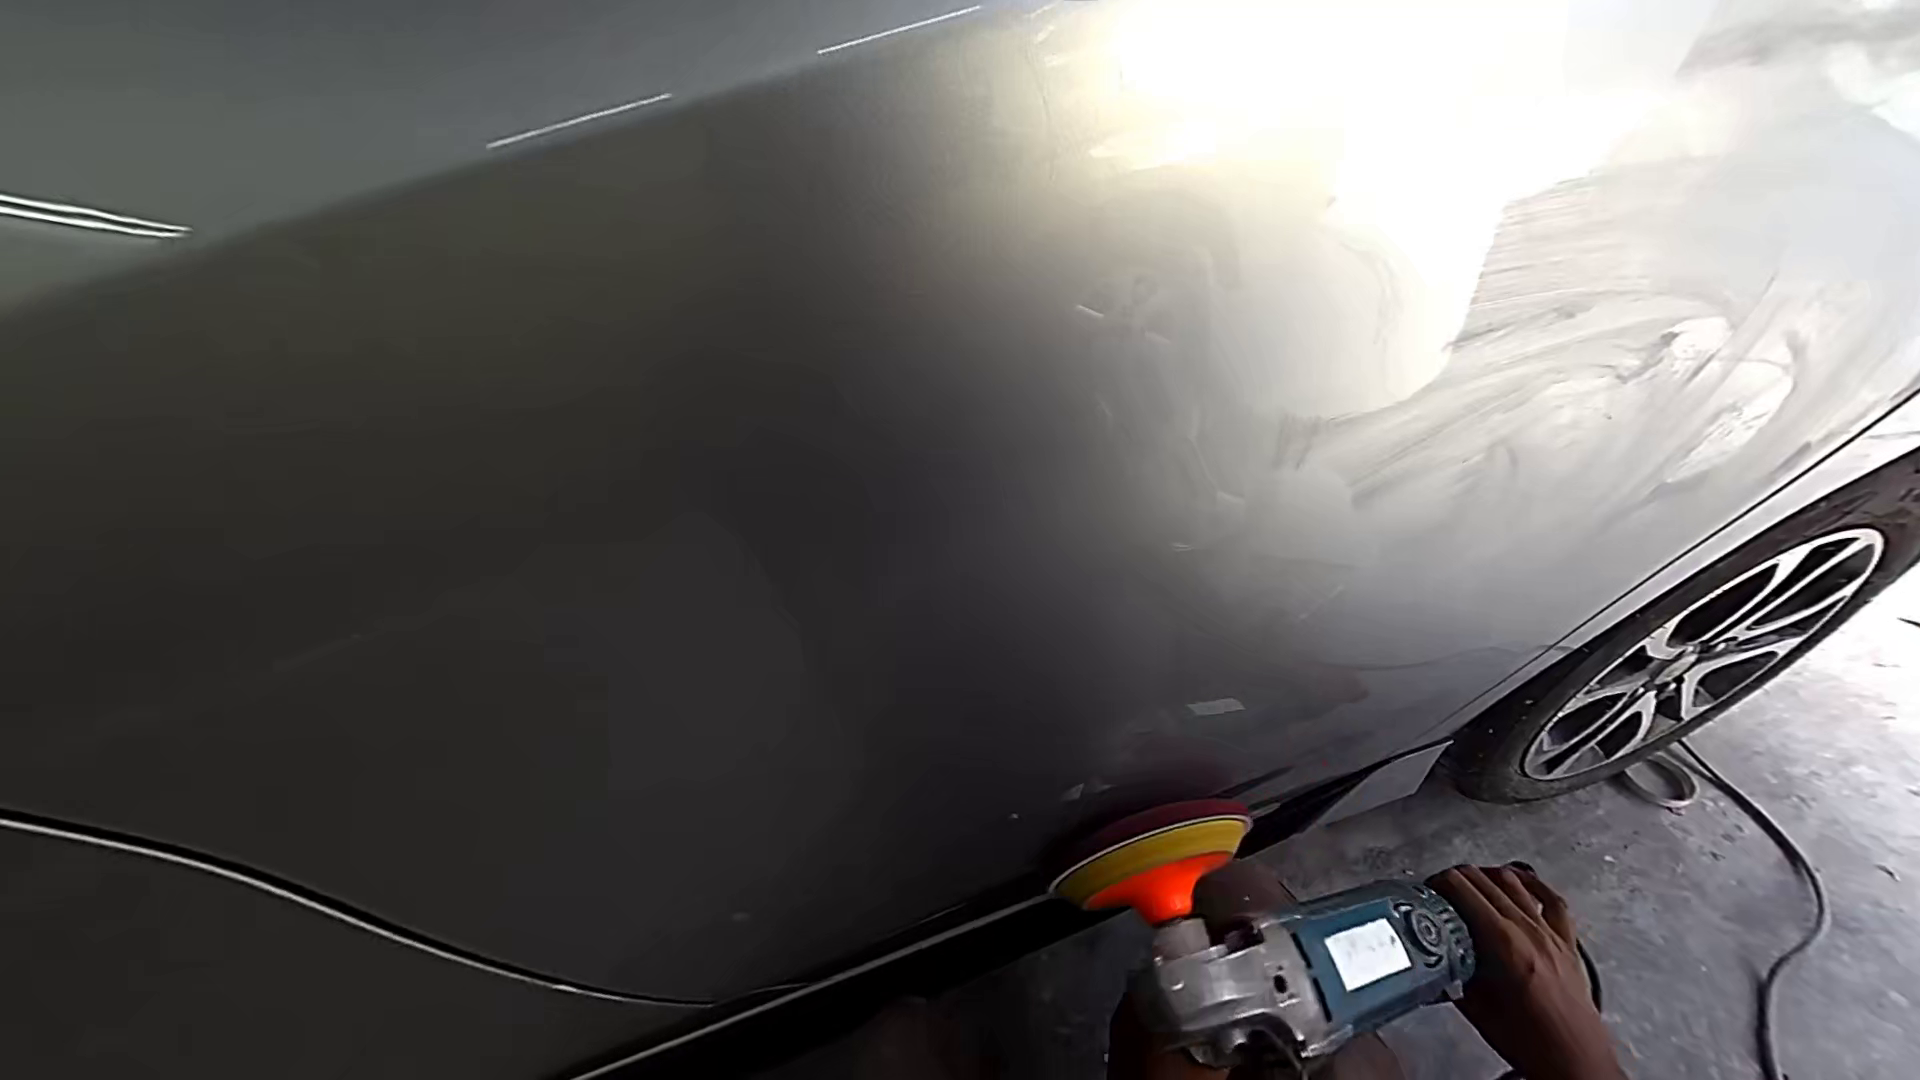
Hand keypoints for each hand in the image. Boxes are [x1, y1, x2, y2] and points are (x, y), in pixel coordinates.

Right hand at [1428, 865, 1626, 1079]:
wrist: (1577, 1067)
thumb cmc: (1531, 1043)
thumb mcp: (1473, 1004)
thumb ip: (1449, 967)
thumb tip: (1429, 949)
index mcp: (1503, 942)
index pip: (1460, 886)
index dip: (1436, 881)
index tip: (1427, 890)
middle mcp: (1528, 931)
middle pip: (1481, 878)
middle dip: (1453, 878)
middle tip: (1440, 891)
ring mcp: (1551, 935)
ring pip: (1512, 881)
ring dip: (1485, 876)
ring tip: (1469, 883)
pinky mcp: (1568, 945)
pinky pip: (1554, 902)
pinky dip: (1534, 884)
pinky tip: (1518, 878)